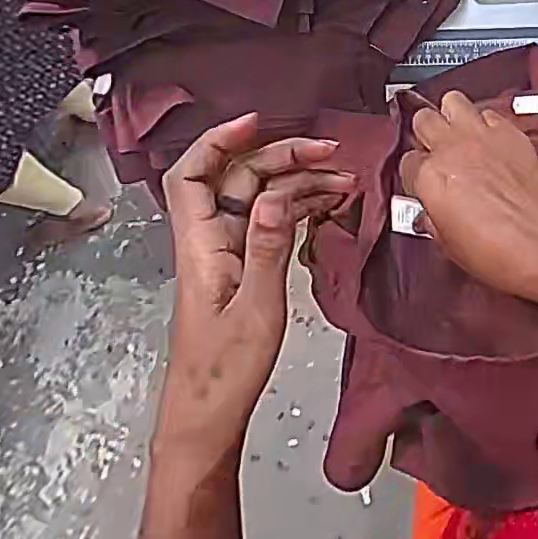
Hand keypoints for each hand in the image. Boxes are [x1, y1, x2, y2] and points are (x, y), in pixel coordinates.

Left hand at [153, 113, 353, 467]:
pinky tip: (329, 203)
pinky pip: (272, 223)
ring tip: (344, 179)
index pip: (193, 174)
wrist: (209, 417)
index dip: (218, 140)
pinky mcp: (247, 267)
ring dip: (299, 182)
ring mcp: (230, 251)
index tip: (259, 122)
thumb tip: (279, 194)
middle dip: (282, 157)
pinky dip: (300, 208)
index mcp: (201, 244)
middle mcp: (212, 238)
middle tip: (331, 153)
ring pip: (261, 198)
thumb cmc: (225, 370)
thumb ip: (267, 248)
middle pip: (239, 179)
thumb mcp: (255, 309)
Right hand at [398, 91, 537, 316]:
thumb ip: (432, 216)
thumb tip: (432, 209)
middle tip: (436, 148)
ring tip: (459, 133)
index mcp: (429, 176)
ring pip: (454, 101)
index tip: (423, 179)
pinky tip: (490, 141)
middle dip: (427, 132)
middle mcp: (451, 148)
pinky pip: (489, 114)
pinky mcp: (510, 132)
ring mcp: (482, 135)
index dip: (415, 172)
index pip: (407, 161)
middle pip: (424, 119)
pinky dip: (486, 123)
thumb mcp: (447, 243)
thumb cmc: (496, 250)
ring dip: (452, 115)